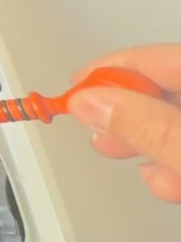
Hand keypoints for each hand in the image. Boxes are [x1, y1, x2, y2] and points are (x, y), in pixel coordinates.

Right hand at [68, 45, 180, 202]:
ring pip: (180, 121)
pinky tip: (172, 182)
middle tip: (101, 139)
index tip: (72, 93)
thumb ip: (150, 128)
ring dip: (153, 145)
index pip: (157, 60)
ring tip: (149, 177)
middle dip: (128, 116)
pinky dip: (178, 157)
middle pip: (168, 91)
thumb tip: (85, 102)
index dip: (110, 72)